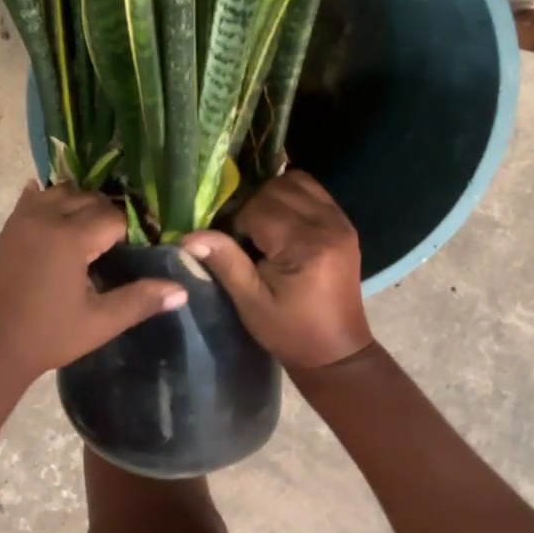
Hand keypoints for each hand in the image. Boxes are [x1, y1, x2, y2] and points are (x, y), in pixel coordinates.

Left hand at [0, 181, 187, 379]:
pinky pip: (34, 196)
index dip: (131, 233)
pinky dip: (51, 200)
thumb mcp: (100, 322)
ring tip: (92, 234)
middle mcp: (46, 217)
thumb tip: (181, 289)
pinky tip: (62, 218)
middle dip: (108, 216)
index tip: (140, 251)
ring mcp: (24, 218)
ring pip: (62, 192)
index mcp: (70, 237)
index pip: (114, 217)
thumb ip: (140, 300)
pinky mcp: (10, 226)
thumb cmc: (49, 335)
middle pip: (89, 198)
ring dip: (81, 204)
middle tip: (119, 245)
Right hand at [182, 170, 371, 370]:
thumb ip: (224, 262)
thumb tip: (189, 236)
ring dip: (272, 196)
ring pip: (295, 181)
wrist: (337, 351)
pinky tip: (282, 221)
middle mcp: (327, 226)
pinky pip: (313, 190)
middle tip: (247, 237)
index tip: (236, 249)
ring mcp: (340, 222)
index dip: (238, 223)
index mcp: (304, 247)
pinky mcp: (344, 224)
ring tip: (264, 225)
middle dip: (254, 206)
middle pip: (276, 189)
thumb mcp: (249, 302)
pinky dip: (292, 196)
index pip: (258, 208)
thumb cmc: (289, 330)